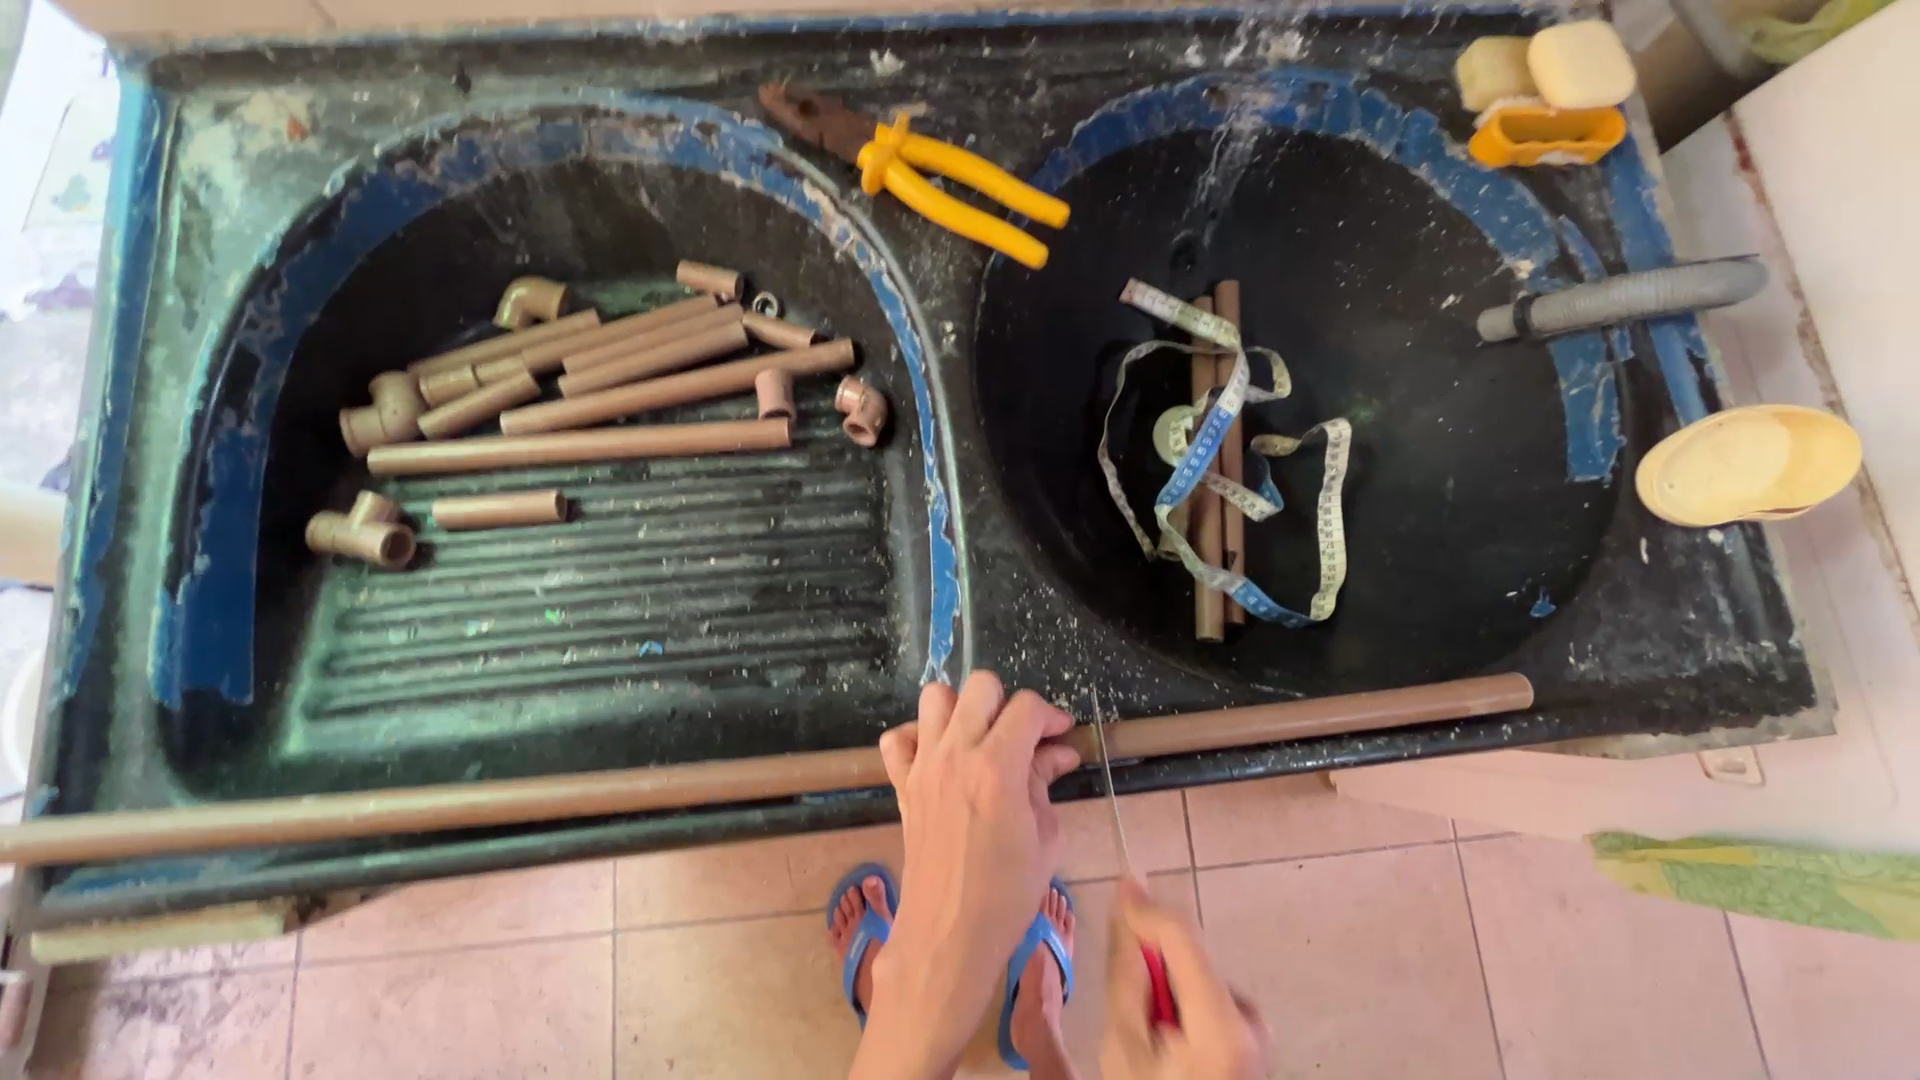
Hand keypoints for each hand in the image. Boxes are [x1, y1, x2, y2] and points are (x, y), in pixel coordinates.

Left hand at [851, 672, 1080, 1079]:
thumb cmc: (1007, 894)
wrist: (949, 934)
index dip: (1051, 715)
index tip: (1061, 736)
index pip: (1027, 707)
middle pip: (980, 685)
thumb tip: (1057, 752)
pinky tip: (939, 757)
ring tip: (980, 739)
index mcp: (998, 766)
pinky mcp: (902, 783)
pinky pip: (897, 738)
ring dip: (962, 709)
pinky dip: (917, 737)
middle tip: (1021, 737)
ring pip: (935, 697)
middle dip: (1008, 702)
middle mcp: (956, 753)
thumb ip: (1045, 783)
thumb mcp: (1045, 837)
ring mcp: (923, 765)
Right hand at [1102, 878, 1267, 1079]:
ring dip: (1163, 986)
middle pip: (1187, 955)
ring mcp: (1256, 1031)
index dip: (1145, 906)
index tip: (1117, 886)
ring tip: (1144, 1036)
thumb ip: (1127, 972)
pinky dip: (1179, 1006)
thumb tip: (1129, 905)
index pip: (1181, 935)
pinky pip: (1205, 999)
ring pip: (1193, 976)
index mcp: (1222, 1025)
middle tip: (1124, 1001)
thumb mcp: (1123, 1046)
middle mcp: (1250, 1019)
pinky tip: (1166, 1048)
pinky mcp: (1253, 1040)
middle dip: (1149, 960)